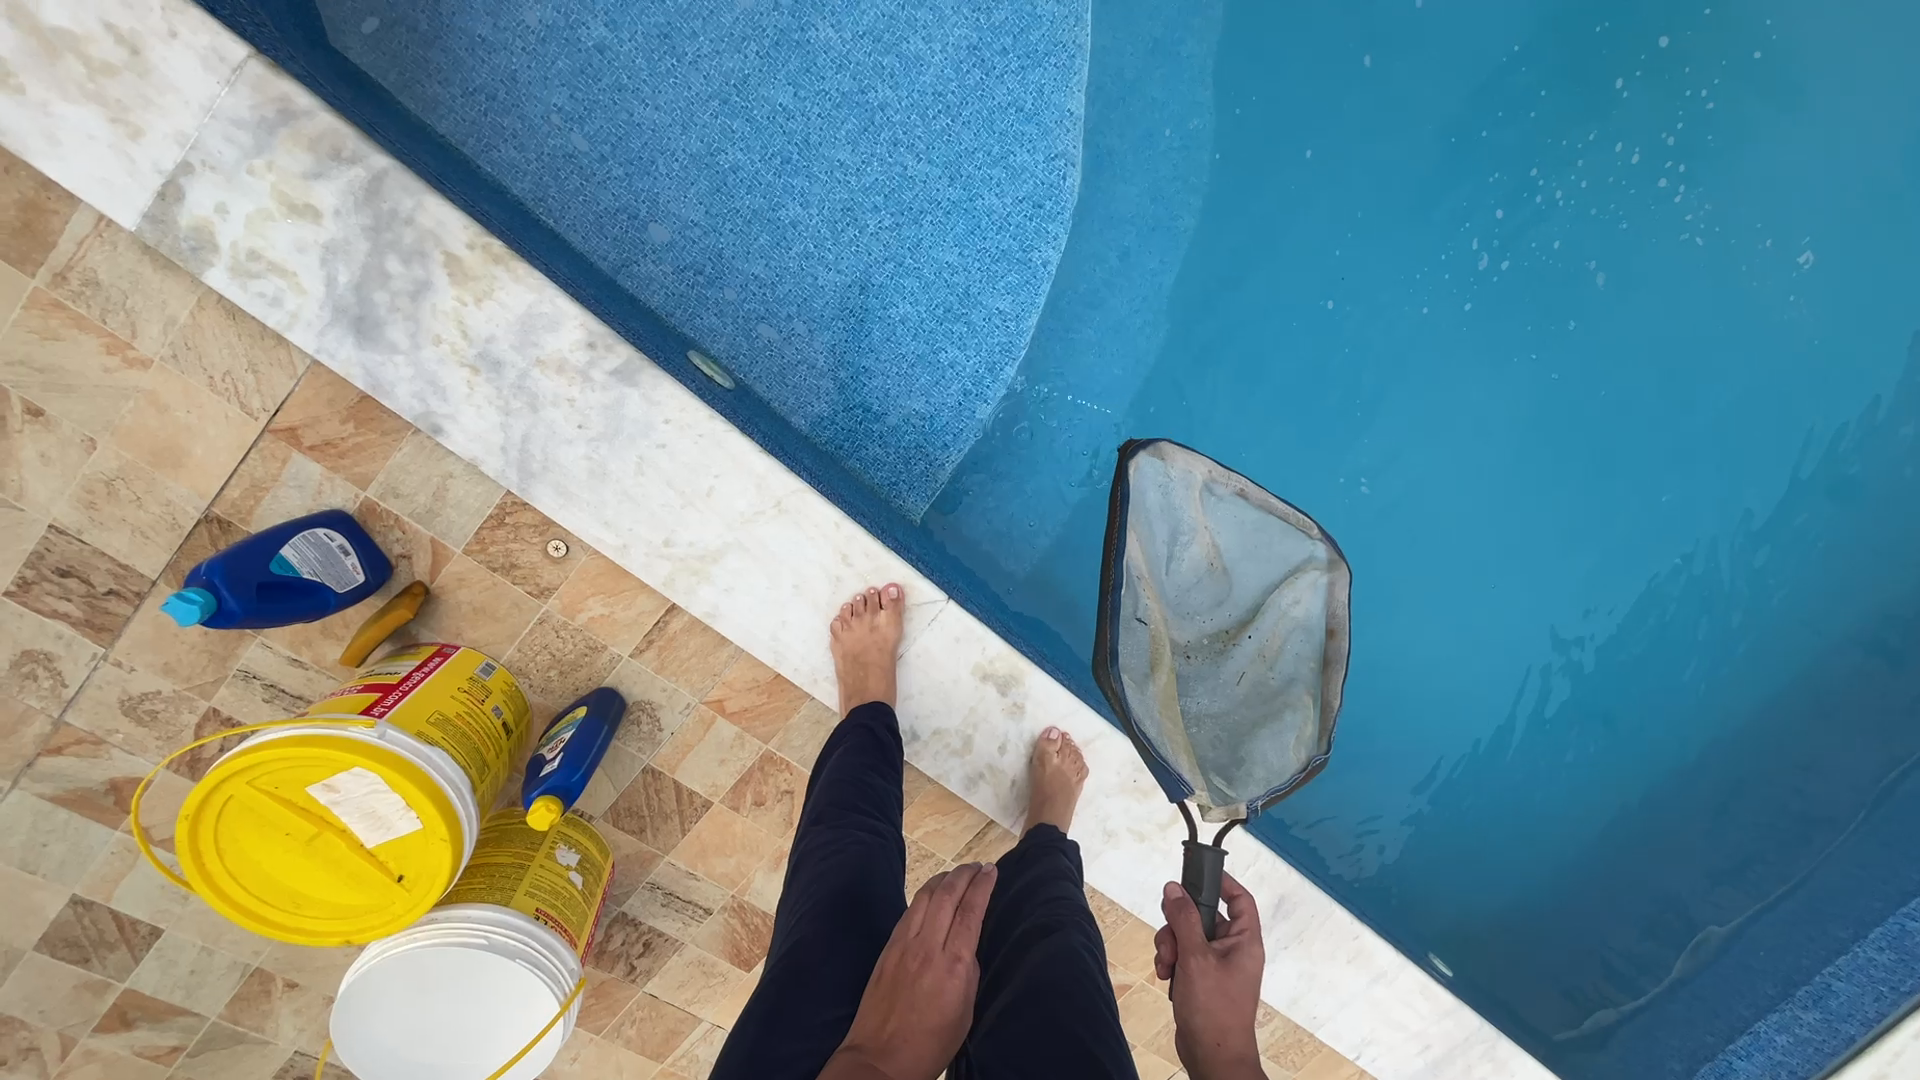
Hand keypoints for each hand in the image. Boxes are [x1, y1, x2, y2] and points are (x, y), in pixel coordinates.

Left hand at [823, 863, 998, 1079]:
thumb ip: (968, 971)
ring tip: (957, 873)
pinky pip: (910, 910)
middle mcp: (928, 947)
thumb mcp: (965, 1011)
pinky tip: (933, 894)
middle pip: (948, 895)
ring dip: (944, 878)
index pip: (971, 911)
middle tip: (978, 865)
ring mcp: (904, 944)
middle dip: (965, 874)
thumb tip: (966, 945)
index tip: (992, 870)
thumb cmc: (931, 1043)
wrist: (880, 1060)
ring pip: (925, 896)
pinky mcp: (888, 947)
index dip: (983, 886)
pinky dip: (926, 895)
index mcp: (953, 965)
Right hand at [1155, 874, 1268, 1079]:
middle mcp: (1232, 949)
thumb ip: (1183, 918)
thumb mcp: (1195, 957)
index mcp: (1244, 941)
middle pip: (1203, 914)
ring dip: (1171, 944)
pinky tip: (1166, 976)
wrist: (1212, 1058)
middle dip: (1179, 922)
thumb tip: (1173, 888)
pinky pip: (1182, 954)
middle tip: (1170, 932)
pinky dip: (1171, 960)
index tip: (1197, 872)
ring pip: (1187, 933)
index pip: (1240, 899)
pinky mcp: (1201, 978)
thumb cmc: (1214, 1009)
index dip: (1222, 881)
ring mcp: (1216, 964)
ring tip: (1167, 964)